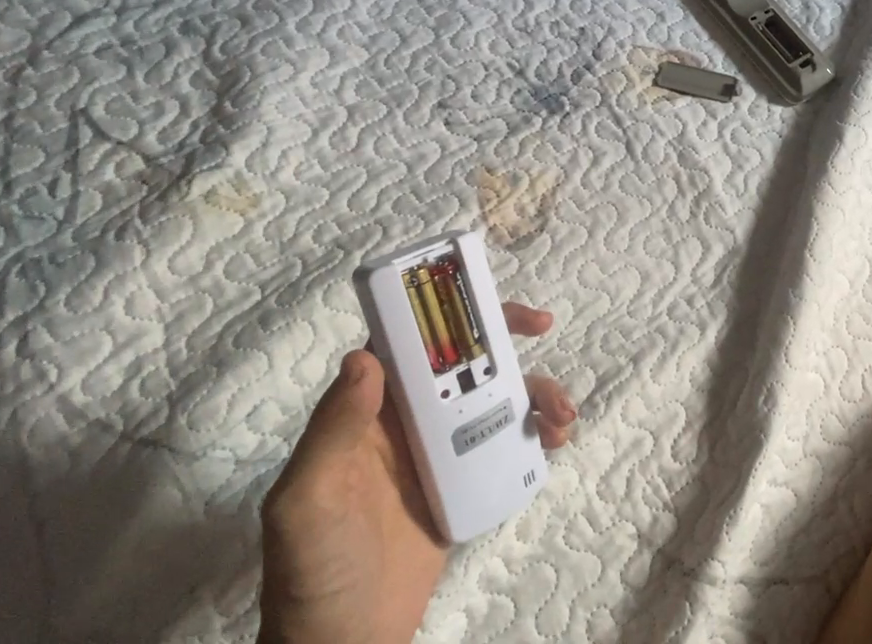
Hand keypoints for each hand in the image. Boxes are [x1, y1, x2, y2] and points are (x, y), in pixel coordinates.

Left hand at [258, 302, 577, 643]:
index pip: (406, 345)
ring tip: (562, 416)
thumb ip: (334, 432)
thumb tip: (366, 357)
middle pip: (463, 362)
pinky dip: (538, 431)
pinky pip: (509, 441)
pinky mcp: (468, 481)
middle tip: (543, 325)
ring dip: (536, 390)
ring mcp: (441, 453)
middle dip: (505, 338)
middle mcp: (406, 423)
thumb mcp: (310, 500)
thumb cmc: (318, 570)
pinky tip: (556, 441)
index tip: (483, 301)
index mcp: (365, 416)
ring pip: (497, 398)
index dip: (445, 314)